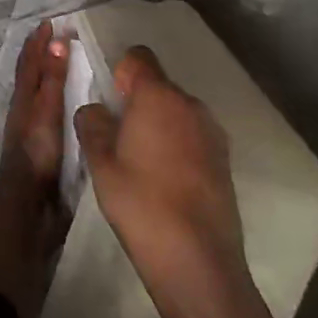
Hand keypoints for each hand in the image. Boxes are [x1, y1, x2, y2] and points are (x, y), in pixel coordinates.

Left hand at [1, 21, 69, 194]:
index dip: (38, 41)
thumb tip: (56, 40)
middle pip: (34, 75)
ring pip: (44, 93)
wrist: (29, 207)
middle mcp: (27, 110)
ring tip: (74, 64)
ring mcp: (36, 130)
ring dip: (54, 76)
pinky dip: (64, 99)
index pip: (30, 62)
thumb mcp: (46, 112)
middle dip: (45, 54)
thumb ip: (52, 79)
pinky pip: (56, 113)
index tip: (50, 21)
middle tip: (63, 36)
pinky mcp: (48, 147)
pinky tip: (78, 105)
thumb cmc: (36, 155)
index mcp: (24, 99)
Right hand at [72, 46, 241, 272]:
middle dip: (139, 102)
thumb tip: (95, 109)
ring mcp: (212, 131)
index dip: (121, 72)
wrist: (198, 260)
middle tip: (119, 137)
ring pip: (177, 111)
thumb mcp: (101, 164)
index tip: (111, 101)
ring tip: (142, 163)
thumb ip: (92, 126)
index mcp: (158, 96)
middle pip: (159, 86)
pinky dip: (178, 145)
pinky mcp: (224, 158)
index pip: (139, 57)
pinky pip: (193, 135)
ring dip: (159, 124)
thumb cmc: (141, 203)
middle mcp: (190, 104)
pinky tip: (166, 181)